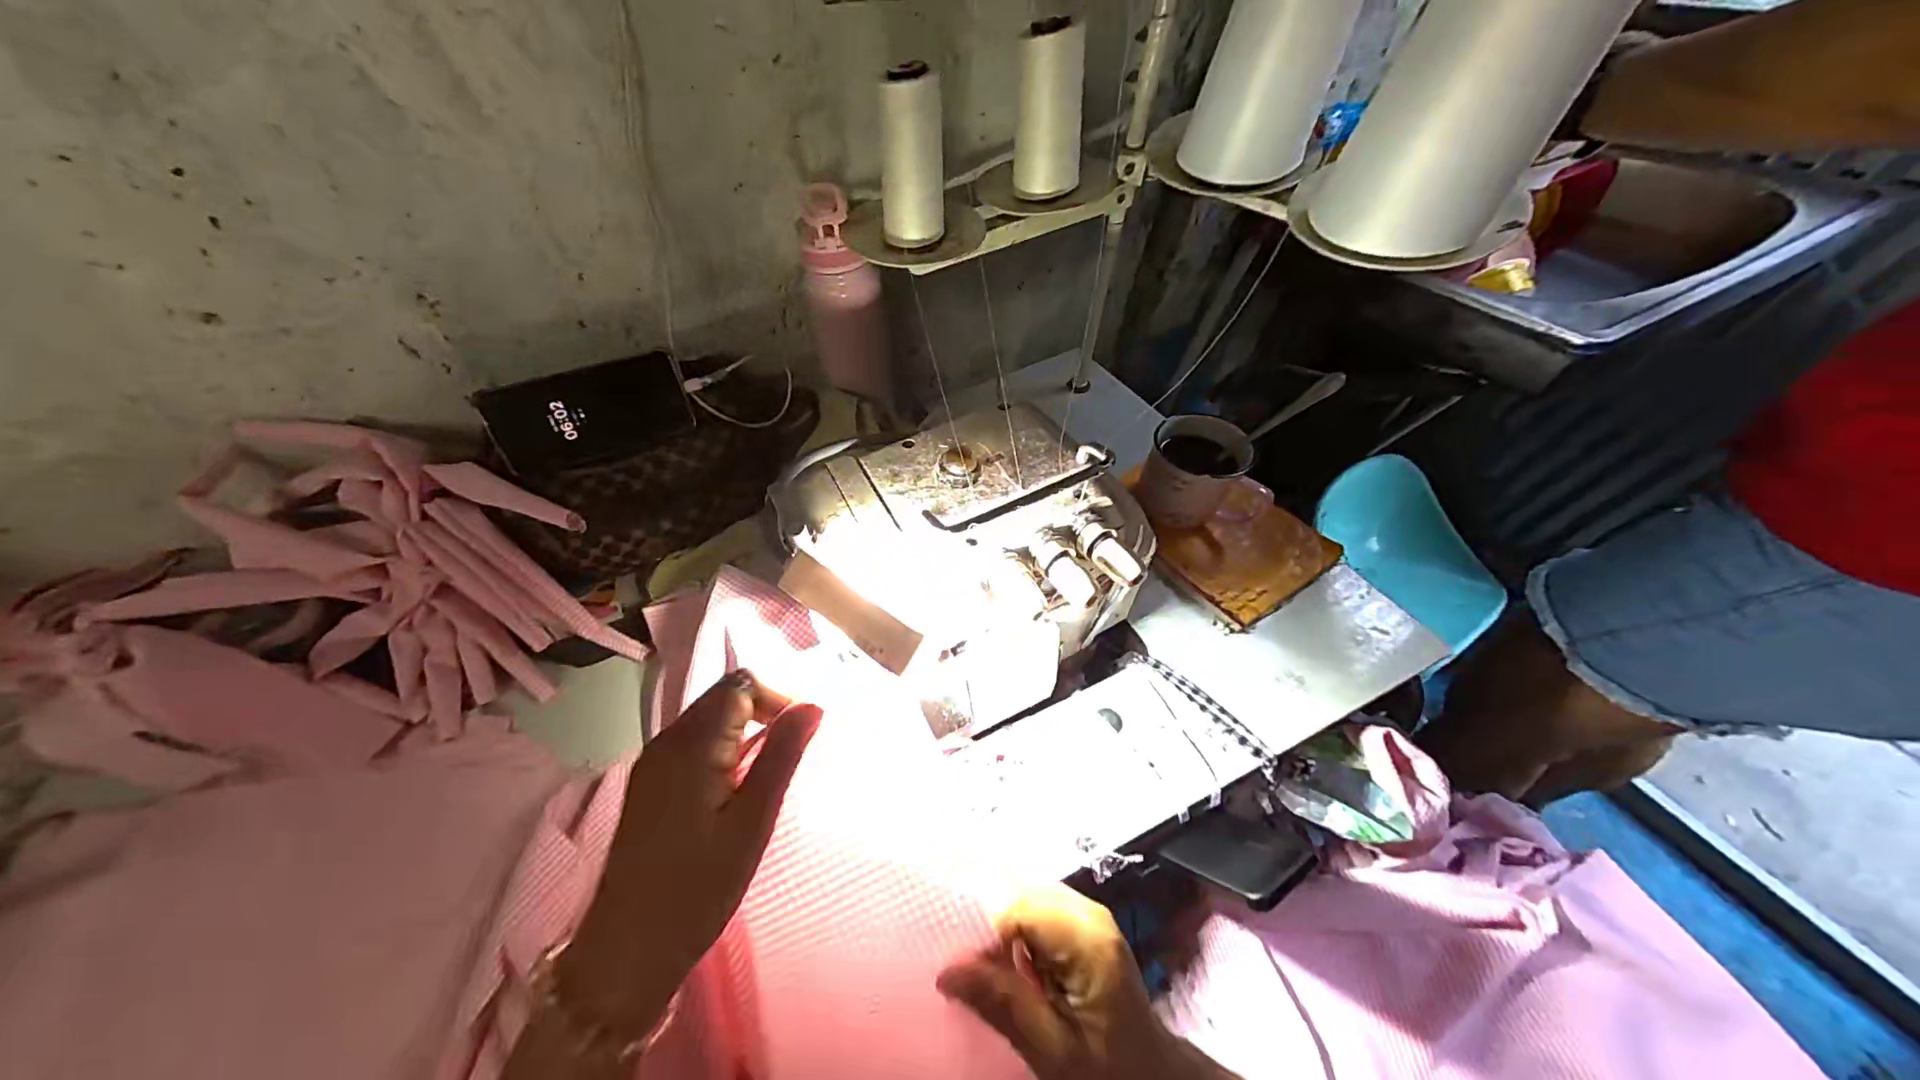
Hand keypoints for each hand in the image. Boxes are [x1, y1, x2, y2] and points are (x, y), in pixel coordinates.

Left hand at [557, 669, 821, 1036]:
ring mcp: (651, 763)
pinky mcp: (648, 784)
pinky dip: (721, 751)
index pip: (740, 686)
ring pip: (707, 720)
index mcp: (691, 745)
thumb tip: (812, 705)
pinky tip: (733, 791)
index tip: (798, 739)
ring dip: (743, 733)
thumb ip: (782, 755)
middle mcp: (665, 742)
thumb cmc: (699, 888)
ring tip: (764, 778)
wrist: (626, 952)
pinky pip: (692, 745)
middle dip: (762, 713)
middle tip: (787, 759)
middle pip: (722, 697)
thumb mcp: (753, 821)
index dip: (776, 700)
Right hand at [938, 884, 1240, 1079]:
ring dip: (1003, 933)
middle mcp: (1089, 911)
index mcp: (1087, 939)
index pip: (1016, 910)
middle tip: (978, 977)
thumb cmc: (1106, 1070)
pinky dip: (1018, 934)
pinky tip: (1015, 968)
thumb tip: (947, 970)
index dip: (985, 938)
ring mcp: (1087, 913)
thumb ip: (1004, 1004)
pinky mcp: (1082, 922)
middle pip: (1020, 897)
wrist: (1151, 1075)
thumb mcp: (1053, 1052)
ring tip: (997, 975)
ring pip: (1025, 899)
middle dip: (991, 931)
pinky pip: (1036, 911)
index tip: (972, 978)